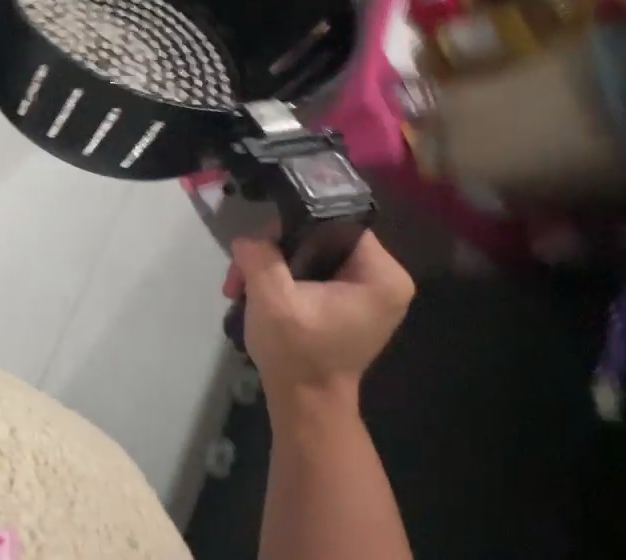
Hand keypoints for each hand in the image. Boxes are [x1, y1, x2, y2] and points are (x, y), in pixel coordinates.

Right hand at [225, 231, 413, 409]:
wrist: (306, 402)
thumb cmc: (298, 351)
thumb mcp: (271, 297)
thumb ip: (259, 256)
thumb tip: (248, 240)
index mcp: (381, 276)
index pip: (334, 224)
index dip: (292, 228)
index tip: (260, 246)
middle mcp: (384, 281)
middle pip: (319, 240)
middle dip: (273, 254)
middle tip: (241, 275)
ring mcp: (368, 294)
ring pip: (310, 256)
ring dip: (271, 269)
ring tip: (241, 288)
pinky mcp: (350, 306)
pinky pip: (312, 274)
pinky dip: (283, 282)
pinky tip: (258, 297)